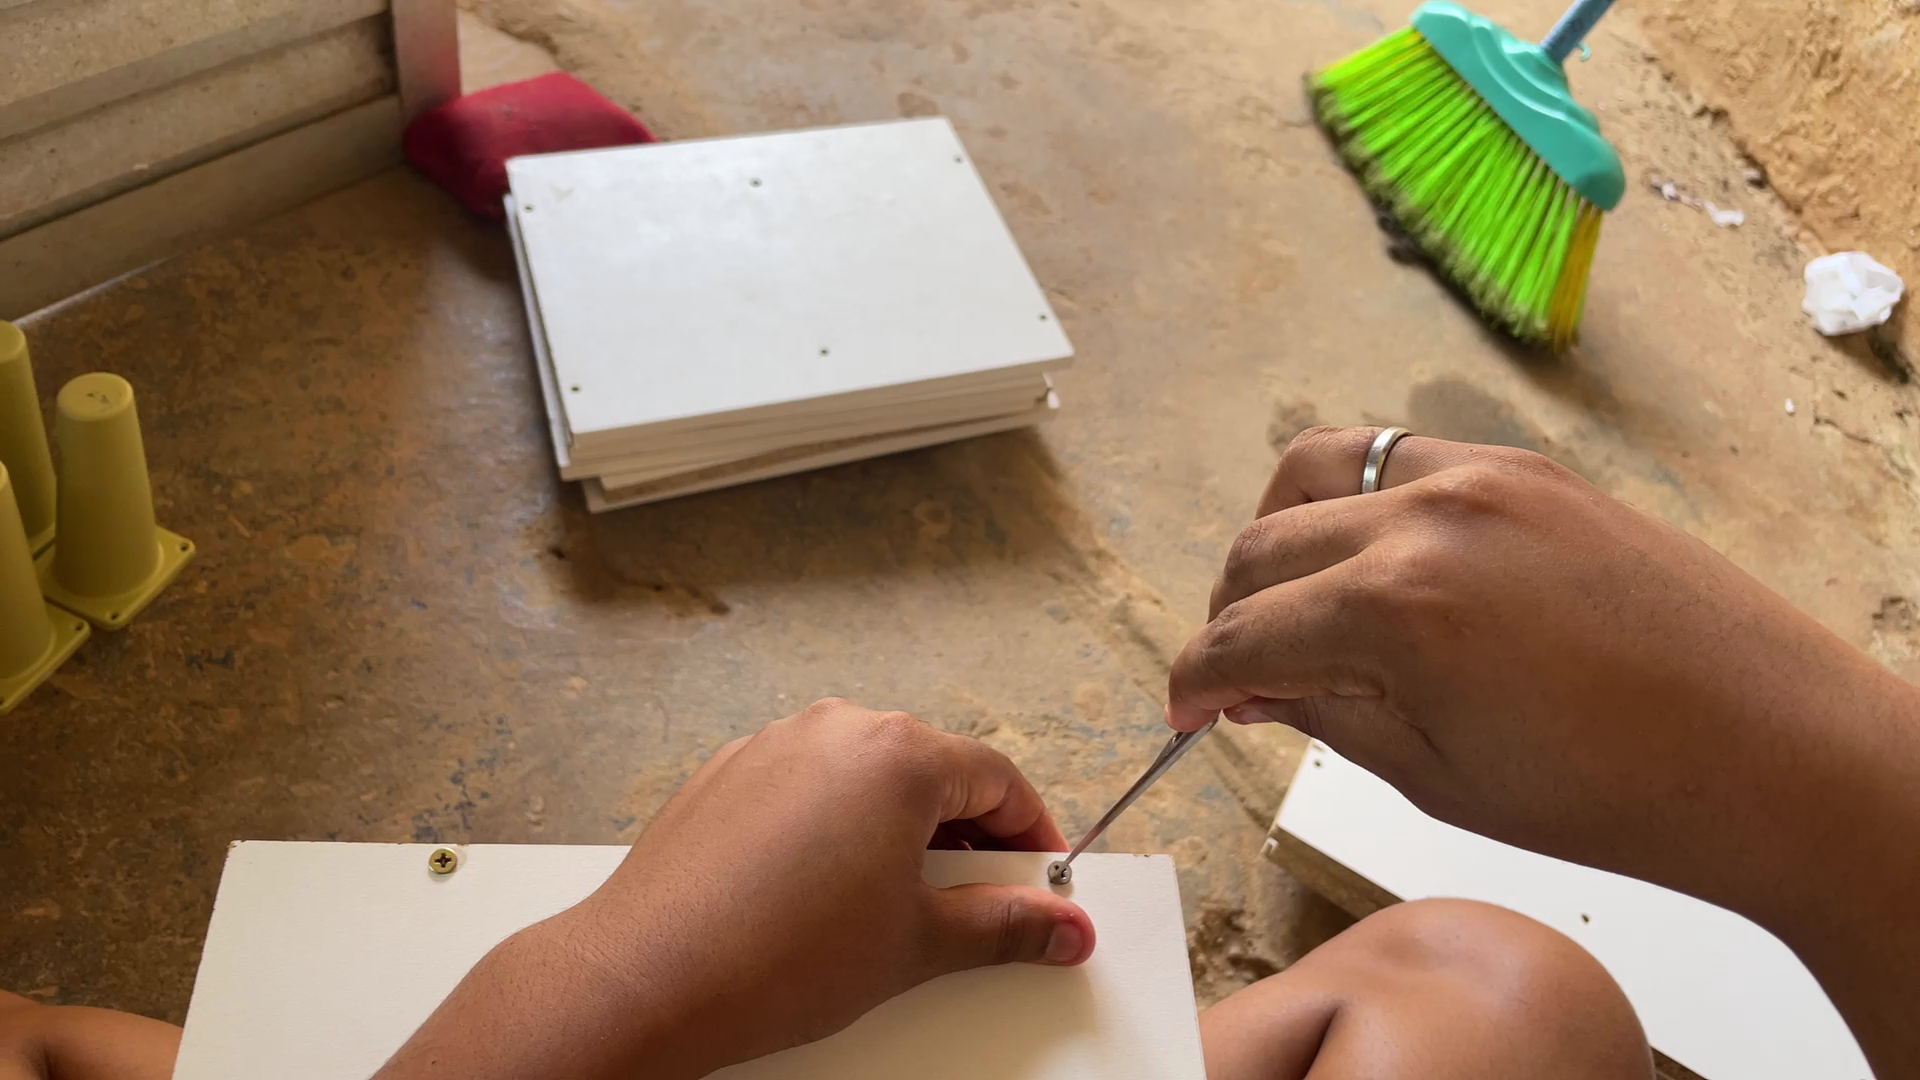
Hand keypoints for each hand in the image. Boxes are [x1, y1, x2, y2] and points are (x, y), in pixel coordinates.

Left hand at [376, 699, 1092, 1079]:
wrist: (646, 976)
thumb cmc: (781, 955)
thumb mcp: (917, 942)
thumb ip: (1006, 926)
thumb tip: (1061, 926)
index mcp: (898, 753)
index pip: (998, 777)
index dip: (1030, 830)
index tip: (1038, 875)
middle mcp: (841, 727)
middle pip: (935, 769)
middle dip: (967, 832)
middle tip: (970, 896)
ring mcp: (783, 739)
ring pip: (873, 773)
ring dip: (902, 825)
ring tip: (890, 896)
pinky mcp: (739, 765)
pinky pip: (815, 779)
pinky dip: (840, 818)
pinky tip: (821, 881)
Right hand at [1167, 428, 1919, 929]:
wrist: (1788, 755)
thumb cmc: (1603, 794)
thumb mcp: (1424, 773)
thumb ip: (1310, 709)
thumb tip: (1240, 686)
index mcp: (1394, 610)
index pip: (1242, 636)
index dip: (1194, 679)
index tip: (1182, 707)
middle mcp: (1418, 518)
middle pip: (1256, 551)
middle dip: (1227, 619)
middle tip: (1240, 672)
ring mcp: (1469, 473)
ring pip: (1302, 475)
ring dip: (1270, 539)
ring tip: (1288, 594)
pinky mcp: (1511, 462)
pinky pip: (1381, 454)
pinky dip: (1337, 499)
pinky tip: (1357, 547)